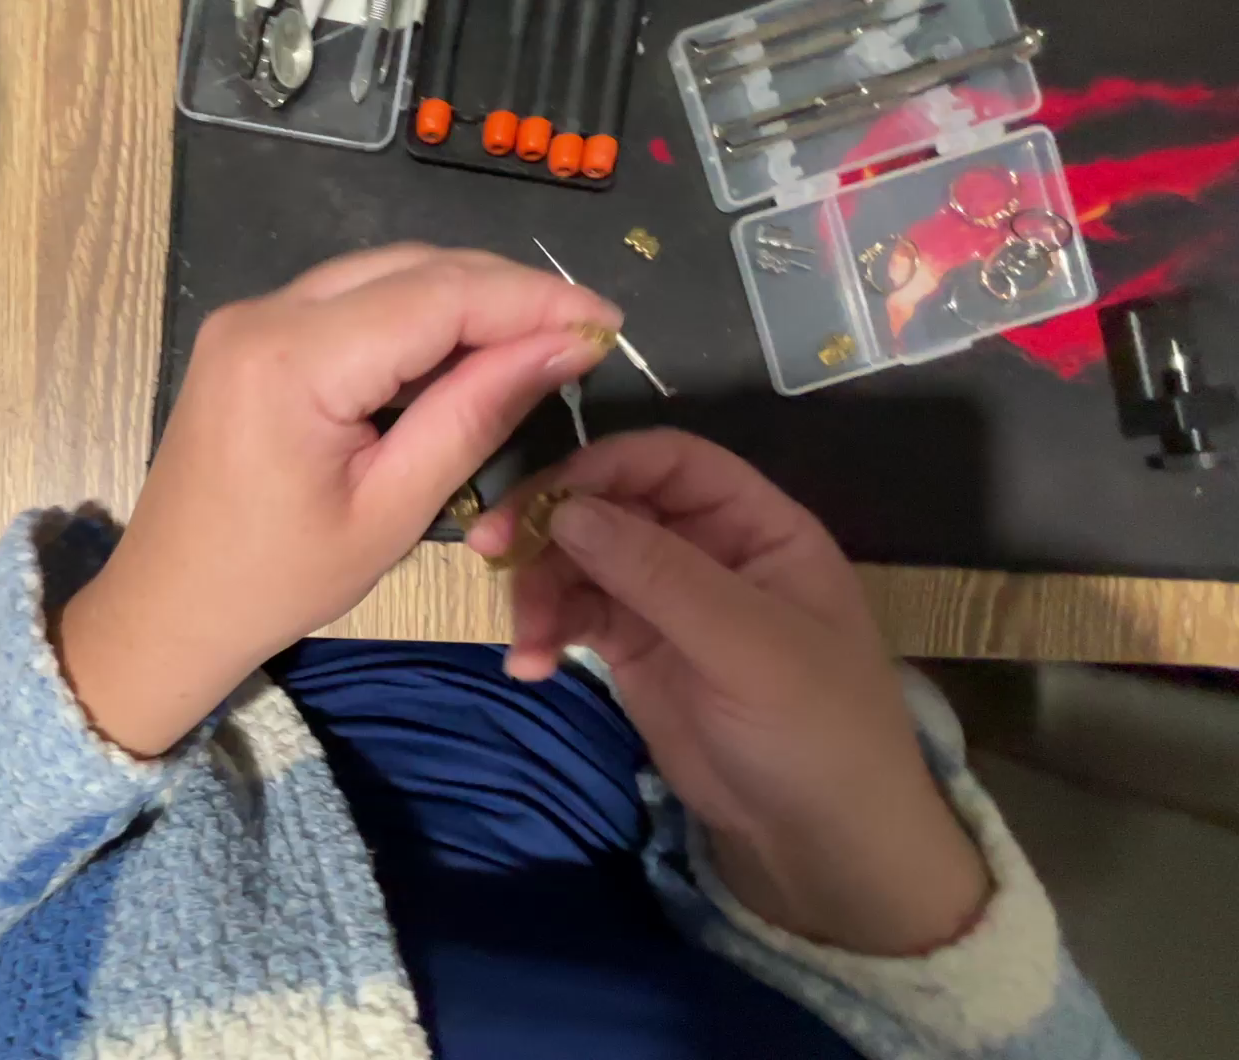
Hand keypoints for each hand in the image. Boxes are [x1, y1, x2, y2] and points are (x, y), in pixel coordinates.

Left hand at [59, 245, 619, 757]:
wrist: (170, 603)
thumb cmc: (277, 581)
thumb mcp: (391, 510)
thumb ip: (473, 415)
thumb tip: (561, 346)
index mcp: (291, 360)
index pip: (438, 295)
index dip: (532, 299)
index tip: (605, 320)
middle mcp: (261, 314)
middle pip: (409, 269)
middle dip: (500, 294)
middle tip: (571, 336)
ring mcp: (246, 320)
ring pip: (378, 278)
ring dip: (456, 304)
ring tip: (524, 347)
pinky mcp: (246, 339)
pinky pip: (343, 306)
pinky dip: (406, 323)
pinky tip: (449, 357)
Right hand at [471, 429, 988, 955]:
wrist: (812, 838)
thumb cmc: (814, 730)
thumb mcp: (747, 647)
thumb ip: (658, 574)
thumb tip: (564, 512)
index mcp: (750, 525)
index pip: (668, 463)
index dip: (602, 467)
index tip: (541, 501)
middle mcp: (697, 547)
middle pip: (605, 507)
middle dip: (545, 528)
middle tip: (488, 550)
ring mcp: (656, 595)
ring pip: (575, 560)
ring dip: (537, 590)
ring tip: (525, 640)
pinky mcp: (623, 640)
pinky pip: (568, 612)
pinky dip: (542, 631)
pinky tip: (529, 665)